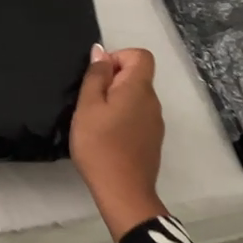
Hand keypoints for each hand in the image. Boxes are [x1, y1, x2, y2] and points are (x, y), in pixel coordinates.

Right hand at [70, 45, 168, 241]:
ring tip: (94, 122)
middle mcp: (153, 102)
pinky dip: (122, 118)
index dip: (117, 58)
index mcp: (139, 89)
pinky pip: (137, 116)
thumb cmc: (100, 144)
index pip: (140, 55)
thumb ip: (95, 76)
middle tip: (89, 103)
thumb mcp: (88, 106)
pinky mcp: (152, 139)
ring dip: (115, 101)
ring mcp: (155, 122)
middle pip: (137, 76)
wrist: (123, 190)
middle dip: (112, 81)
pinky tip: (106, 138)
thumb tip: (100, 51)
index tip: (97, 78)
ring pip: (135, 98)